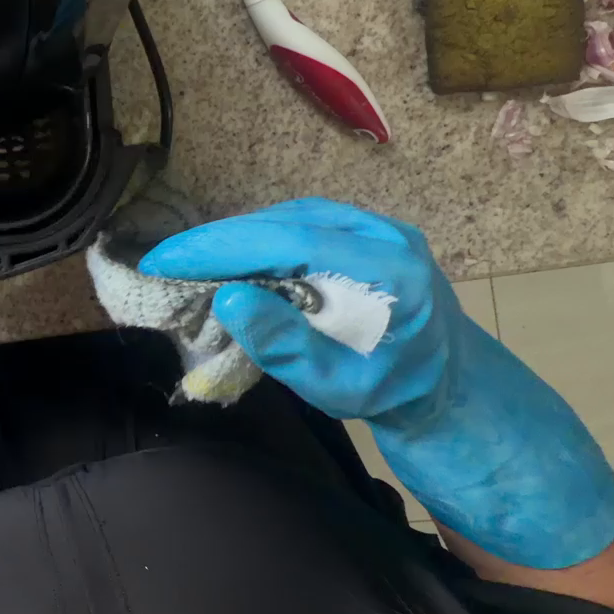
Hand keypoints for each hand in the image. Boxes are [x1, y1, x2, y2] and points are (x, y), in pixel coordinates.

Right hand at [139, 198, 457, 422]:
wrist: (450, 387)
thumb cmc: (393, 395)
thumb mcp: (338, 387)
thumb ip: (285, 345)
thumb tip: (227, 298)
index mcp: (387, 270)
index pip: (287, 242)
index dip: (219, 247)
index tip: (165, 261)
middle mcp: (382, 236)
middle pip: (281, 223)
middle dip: (215, 241)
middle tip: (163, 263)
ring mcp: (374, 229)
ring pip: (284, 218)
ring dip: (231, 238)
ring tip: (186, 261)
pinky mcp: (362, 233)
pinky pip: (295, 224)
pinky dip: (252, 240)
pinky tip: (227, 258)